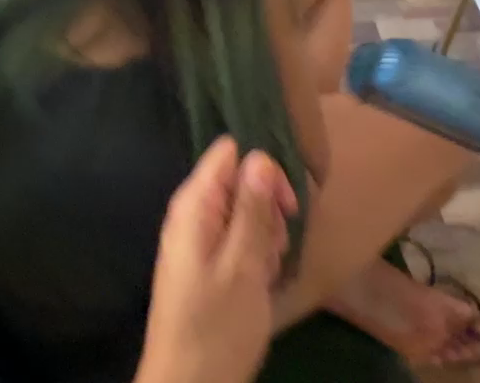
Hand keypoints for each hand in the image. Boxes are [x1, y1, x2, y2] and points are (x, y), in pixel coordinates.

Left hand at [136, 136, 298, 382]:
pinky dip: (255, 253)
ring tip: (267, 269)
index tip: (287, 203)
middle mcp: (193, 212)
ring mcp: (198, 238)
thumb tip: (260, 156)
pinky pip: (237, 238)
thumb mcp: (243, 265)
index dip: (263, 168)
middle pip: (240, 180)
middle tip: (279, 244)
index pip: (229, 152)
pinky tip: (261, 279)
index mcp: (194, 204)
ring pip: (243, 211)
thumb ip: (251, 209)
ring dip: (265, 234)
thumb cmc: (216, 327)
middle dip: (268, 206)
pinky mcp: (206, 262)